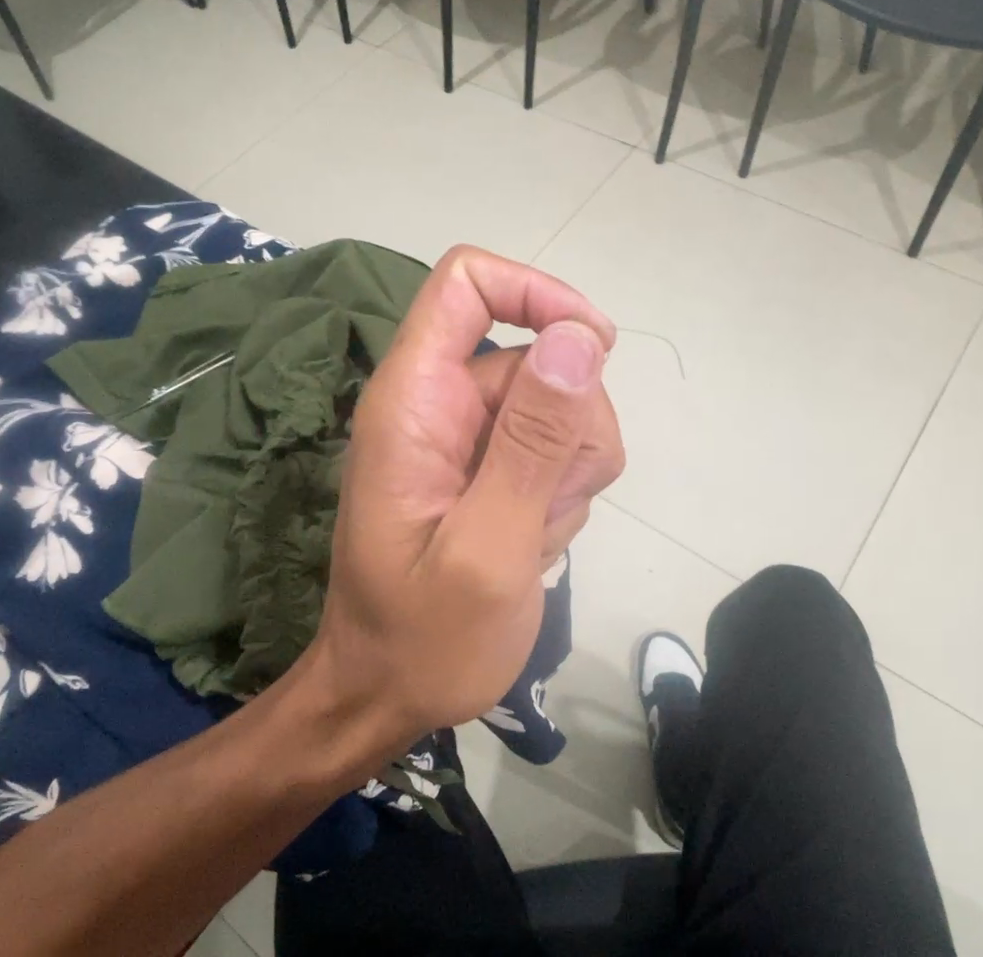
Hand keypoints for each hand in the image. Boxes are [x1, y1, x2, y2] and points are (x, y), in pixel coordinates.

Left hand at [306, 246, 624, 752]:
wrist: (387, 698)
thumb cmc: (423, 640)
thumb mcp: (488, 547)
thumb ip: (533, 442)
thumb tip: (577, 338)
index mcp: (413, 402)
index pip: (468, 284)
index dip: (537, 293)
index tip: (594, 350)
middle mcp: (438, 404)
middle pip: (537, 356)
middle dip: (570, 427)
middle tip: (546, 508)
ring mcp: (466, 439)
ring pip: (560, 406)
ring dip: (570, 470)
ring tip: (533, 535)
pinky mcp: (490, 471)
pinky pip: (556, 451)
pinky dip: (563, 495)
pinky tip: (535, 542)